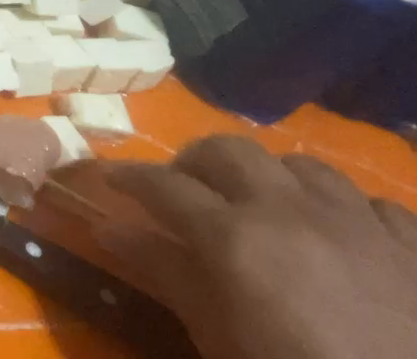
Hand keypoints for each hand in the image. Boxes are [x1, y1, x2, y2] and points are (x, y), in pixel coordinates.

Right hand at [97, 135, 416, 358]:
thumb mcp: (217, 334)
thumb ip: (165, 273)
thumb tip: (109, 229)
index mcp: (232, 233)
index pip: (160, 183)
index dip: (128, 176)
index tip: (109, 178)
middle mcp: (290, 211)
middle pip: (229, 150)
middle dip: (197, 161)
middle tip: (188, 187)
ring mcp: (360, 224)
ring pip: (303, 166)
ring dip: (273, 178)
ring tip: (267, 204)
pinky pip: (376, 205)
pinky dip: (348, 210)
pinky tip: (342, 234)